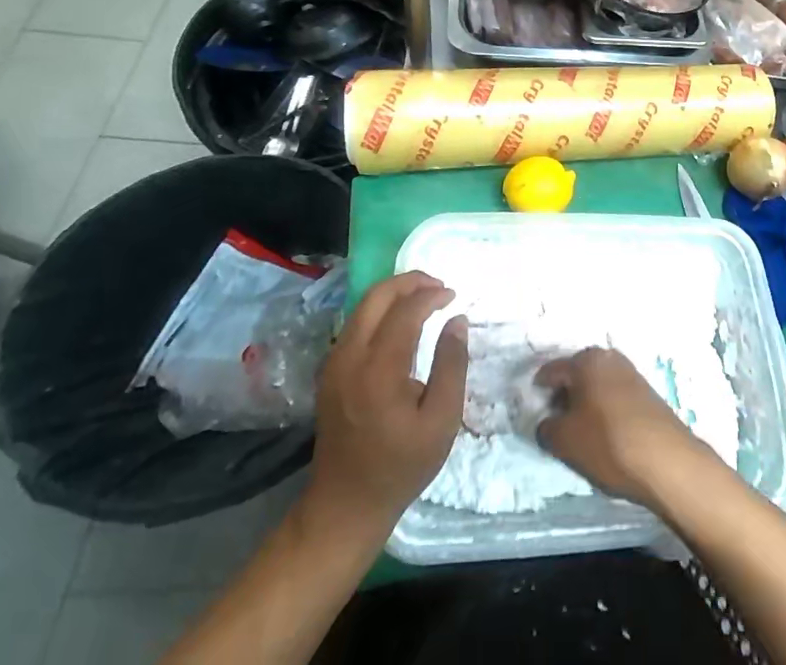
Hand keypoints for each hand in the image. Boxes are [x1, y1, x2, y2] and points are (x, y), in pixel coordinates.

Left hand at [310, 271, 467, 523]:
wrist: (346, 502)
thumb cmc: (401, 465)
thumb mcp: (441, 420)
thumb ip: (452, 365)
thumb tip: (457, 320)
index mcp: (378, 369)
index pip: (405, 312)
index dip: (431, 296)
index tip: (454, 295)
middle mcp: (349, 357)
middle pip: (375, 297)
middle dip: (408, 282)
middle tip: (438, 286)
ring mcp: (334, 362)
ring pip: (362, 308)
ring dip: (393, 295)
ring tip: (424, 298)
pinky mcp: (329, 371)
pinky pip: (354, 325)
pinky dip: (379, 311)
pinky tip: (400, 322)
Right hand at [534, 348, 715, 506]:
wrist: (667, 461)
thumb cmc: (608, 442)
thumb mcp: (563, 440)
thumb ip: (545, 427)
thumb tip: (548, 423)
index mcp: (586, 360)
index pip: (551, 371)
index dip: (538, 392)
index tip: (533, 412)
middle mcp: (610, 358)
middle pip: (576, 375)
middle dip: (563, 395)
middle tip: (556, 423)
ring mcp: (632, 373)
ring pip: (597, 385)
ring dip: (585, 403)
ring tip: (580, 431)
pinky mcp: (648, 393)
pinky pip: (615, 396)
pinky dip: (604, 409)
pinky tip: (604, 432)